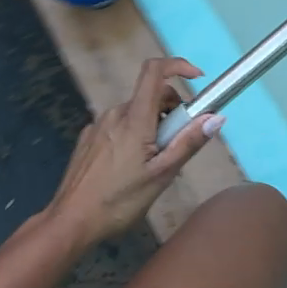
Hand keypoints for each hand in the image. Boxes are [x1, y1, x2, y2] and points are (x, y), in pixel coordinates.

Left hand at [42, 57, 221, 246]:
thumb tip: (216, 117)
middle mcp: (114, 113)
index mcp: (134, 118)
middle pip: (150, 96)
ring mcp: (98, 125)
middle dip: (171, 112)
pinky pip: (119, 126)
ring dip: (152, 127)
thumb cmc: (119, 201)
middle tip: (176, 146)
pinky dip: (133, 136)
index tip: (197, 78)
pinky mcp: (87, 139)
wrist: (70, 222)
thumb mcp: (161, 176)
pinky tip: (129, 169)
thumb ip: (188, 143)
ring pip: (135, 114)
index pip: (154, 71)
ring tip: (153, 165)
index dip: (178, 65)